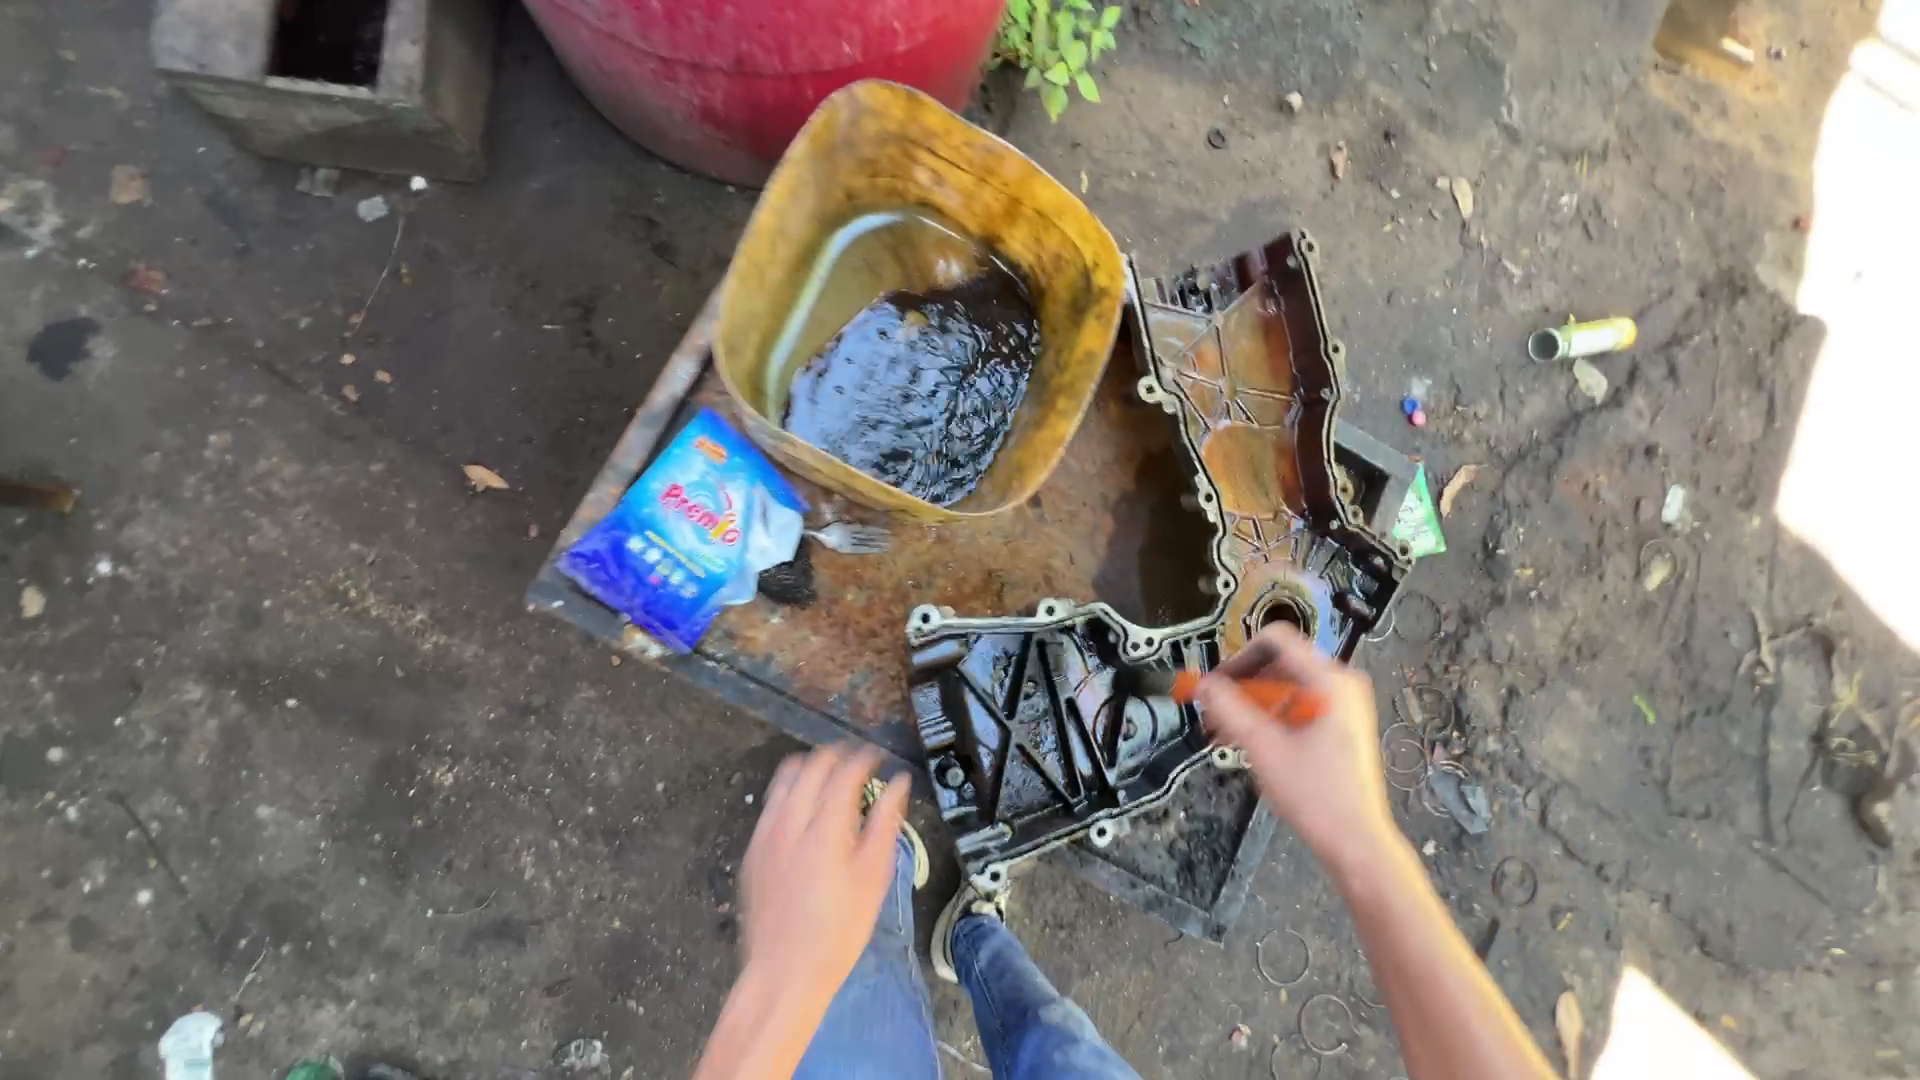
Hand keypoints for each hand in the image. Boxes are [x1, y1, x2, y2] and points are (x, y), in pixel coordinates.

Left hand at [737, 744, 907, 1011]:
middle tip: (859, 761)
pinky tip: (806, 806)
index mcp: (824, 827)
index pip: (844, 771)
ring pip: (784, 777)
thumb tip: (899, 784)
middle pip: (811, 765)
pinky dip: (791, 790)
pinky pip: (771, 801)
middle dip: (837, 755)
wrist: (784, 973)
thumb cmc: (838, 930)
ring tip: (831, 775)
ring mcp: (765, 833)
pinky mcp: (752, 849)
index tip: (878, 755)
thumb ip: (886, 822)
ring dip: (810, 767)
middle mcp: (789, 821)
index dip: (865, 756)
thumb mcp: (874, 878)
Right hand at [1197, 624, 1398, 879]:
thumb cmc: (1317, 796)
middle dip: (1241, 685)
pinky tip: (1247, 738)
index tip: (1218, 682)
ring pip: (1283, 684)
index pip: (1274, 640)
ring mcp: (1342, 703)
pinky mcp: (1338, 722)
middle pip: (1276, 663)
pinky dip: (1268, 714)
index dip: (1239, 657)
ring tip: (1225, 730)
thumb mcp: (1261, 746)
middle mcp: (1340, 684)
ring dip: (1250, 702)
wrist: (1355, 840)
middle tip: (1214, 711)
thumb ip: (1227, 708)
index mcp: (1329, 681)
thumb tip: (1201, 683)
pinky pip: (1295, 702)